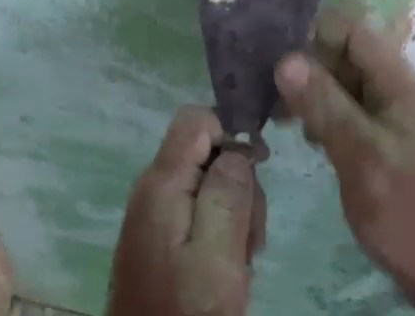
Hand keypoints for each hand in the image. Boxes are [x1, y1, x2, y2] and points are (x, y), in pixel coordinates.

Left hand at [107, 107, 265, 315]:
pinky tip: (229, 268)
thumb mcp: (217, 255)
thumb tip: (237, 146)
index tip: (261, 164)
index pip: (194, 118)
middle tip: (252, 236)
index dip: (230, 130)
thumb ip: (227, 196)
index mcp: (161, 182)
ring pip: (207, 186)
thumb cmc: (187, 311)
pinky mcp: (160, 238)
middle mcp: (153, 188)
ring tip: (242, 261)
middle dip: (239, 185)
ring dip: (235, 216)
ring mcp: (154, 214)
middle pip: (205, 153)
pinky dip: (222, 235)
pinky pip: (199, 215)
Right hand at [275, 13, 414, 315]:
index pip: (353, 32)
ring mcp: (402, 126)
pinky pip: (356, 117)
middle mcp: (404, 98)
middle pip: (349, 58)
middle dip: (308, 66)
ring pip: (350, 89)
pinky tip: (310, 141)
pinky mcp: (396, 152)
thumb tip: (285, 56)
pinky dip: (329, 119)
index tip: (273, 55)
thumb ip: (326, 107)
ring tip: (280, 117)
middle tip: (268, 92)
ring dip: (315, 95)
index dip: (313, 33)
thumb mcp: (364, 160)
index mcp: (403, 89)